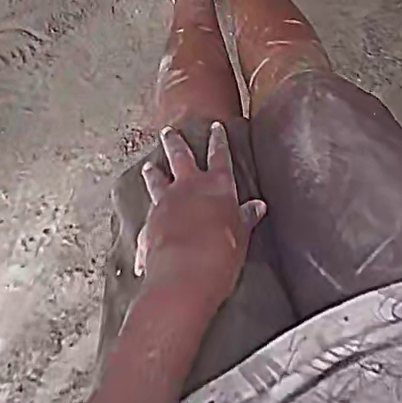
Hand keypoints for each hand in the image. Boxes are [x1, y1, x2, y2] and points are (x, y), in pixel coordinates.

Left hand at [134, 123, 266, 311]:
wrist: (184, 276)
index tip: (216, 126)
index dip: (218, 140)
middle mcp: (189, 186)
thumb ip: (245, 218)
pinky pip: (148, 217)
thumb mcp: (241, 236)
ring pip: (157, 179)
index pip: (219, 155)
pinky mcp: (150, 222)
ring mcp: (166, 202)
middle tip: (167, 130)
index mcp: (216, 185)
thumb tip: (258, 206)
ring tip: (148, 165)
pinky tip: (143, 227)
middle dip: (175, 142)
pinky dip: (148, 220)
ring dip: (153, 172)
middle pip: (180, 156)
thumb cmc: (222, 255)